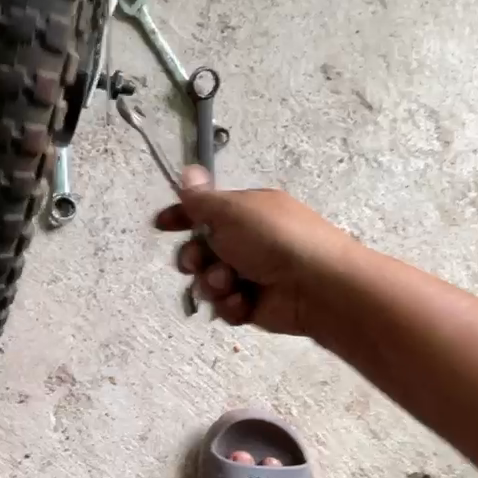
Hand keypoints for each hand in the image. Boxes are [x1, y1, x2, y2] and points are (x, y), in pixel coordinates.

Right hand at [153, 166, 358, 336]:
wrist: (316, 284)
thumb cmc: (274, 238)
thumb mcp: (232, 211)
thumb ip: (202, 199)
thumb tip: (186, 170)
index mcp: (245, 212)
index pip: (205, 211)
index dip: (182, 217)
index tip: (161, 225)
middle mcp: (246, 242)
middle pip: (200, 251)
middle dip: (193, 258)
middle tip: (197, 262)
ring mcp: (249, 275)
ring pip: (208, 281)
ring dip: (213, 283)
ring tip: (229, 283)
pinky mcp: (252, 305)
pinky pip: (224, 306)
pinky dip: (230, 305)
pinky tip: (244, 302)